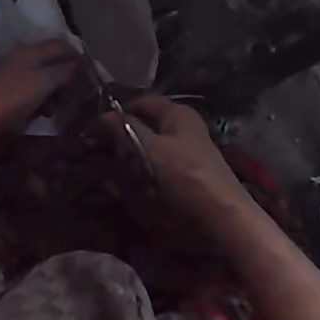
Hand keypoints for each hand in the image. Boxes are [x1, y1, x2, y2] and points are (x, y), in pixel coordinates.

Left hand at [0, 41, 81, 140]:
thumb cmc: (11, 98)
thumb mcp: (42, 83)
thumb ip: (62, 71)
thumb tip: (77, 63)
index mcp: (30, 51)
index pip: (61, 45)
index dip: (79, 57)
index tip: (91, 75)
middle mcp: (20, 57)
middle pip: (52, 60)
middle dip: (67, 76)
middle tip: (77, 93)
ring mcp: (10, 73)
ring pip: (42, 76)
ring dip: (54, 89)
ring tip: (59, 106)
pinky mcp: (4, 89)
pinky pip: (30, 89)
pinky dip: (41, 98)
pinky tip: (42, 112)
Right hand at [103, 95, 247, 223]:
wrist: (225, 218)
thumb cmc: (186, 175)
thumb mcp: (150, 149)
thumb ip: (125, 129)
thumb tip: (101, 115)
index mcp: (177, 113)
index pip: (141, 101)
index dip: (118, 110)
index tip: (94, 126)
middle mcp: (185, 126)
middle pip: (147, 123)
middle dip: (123, 134)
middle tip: (98, 148)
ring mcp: (189, 150)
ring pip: (152, 145)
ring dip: (132, 154)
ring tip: (110, 167)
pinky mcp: (190, 173)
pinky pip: (159, 164)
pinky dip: (144, 169)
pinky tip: (132, 183)